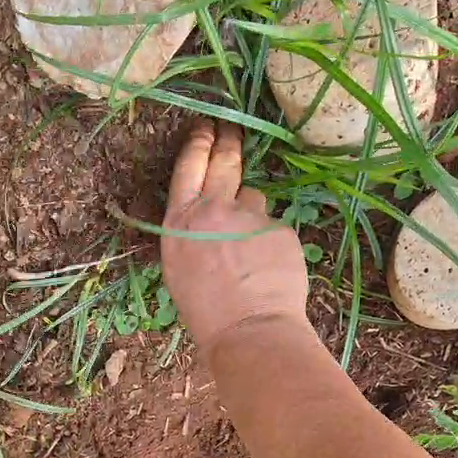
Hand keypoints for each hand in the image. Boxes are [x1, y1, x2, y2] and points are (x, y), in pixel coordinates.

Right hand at [160, 120, 310, 353]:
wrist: (247, 330)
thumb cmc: (205, 312)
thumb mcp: (180, 269)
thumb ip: (193, 235)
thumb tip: (209, 222)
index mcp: (180, 224)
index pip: (189, 167)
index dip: (199, 142)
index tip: (206, 127)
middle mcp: (212, 210)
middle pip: (224, 162)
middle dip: (228, 140)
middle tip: (231, 129)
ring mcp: (248, 216)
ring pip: (252, 198)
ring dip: (250, 212)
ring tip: (249, 249)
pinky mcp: (278, 227)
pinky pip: (273, 227)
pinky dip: (270, 243)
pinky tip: (267, 269)